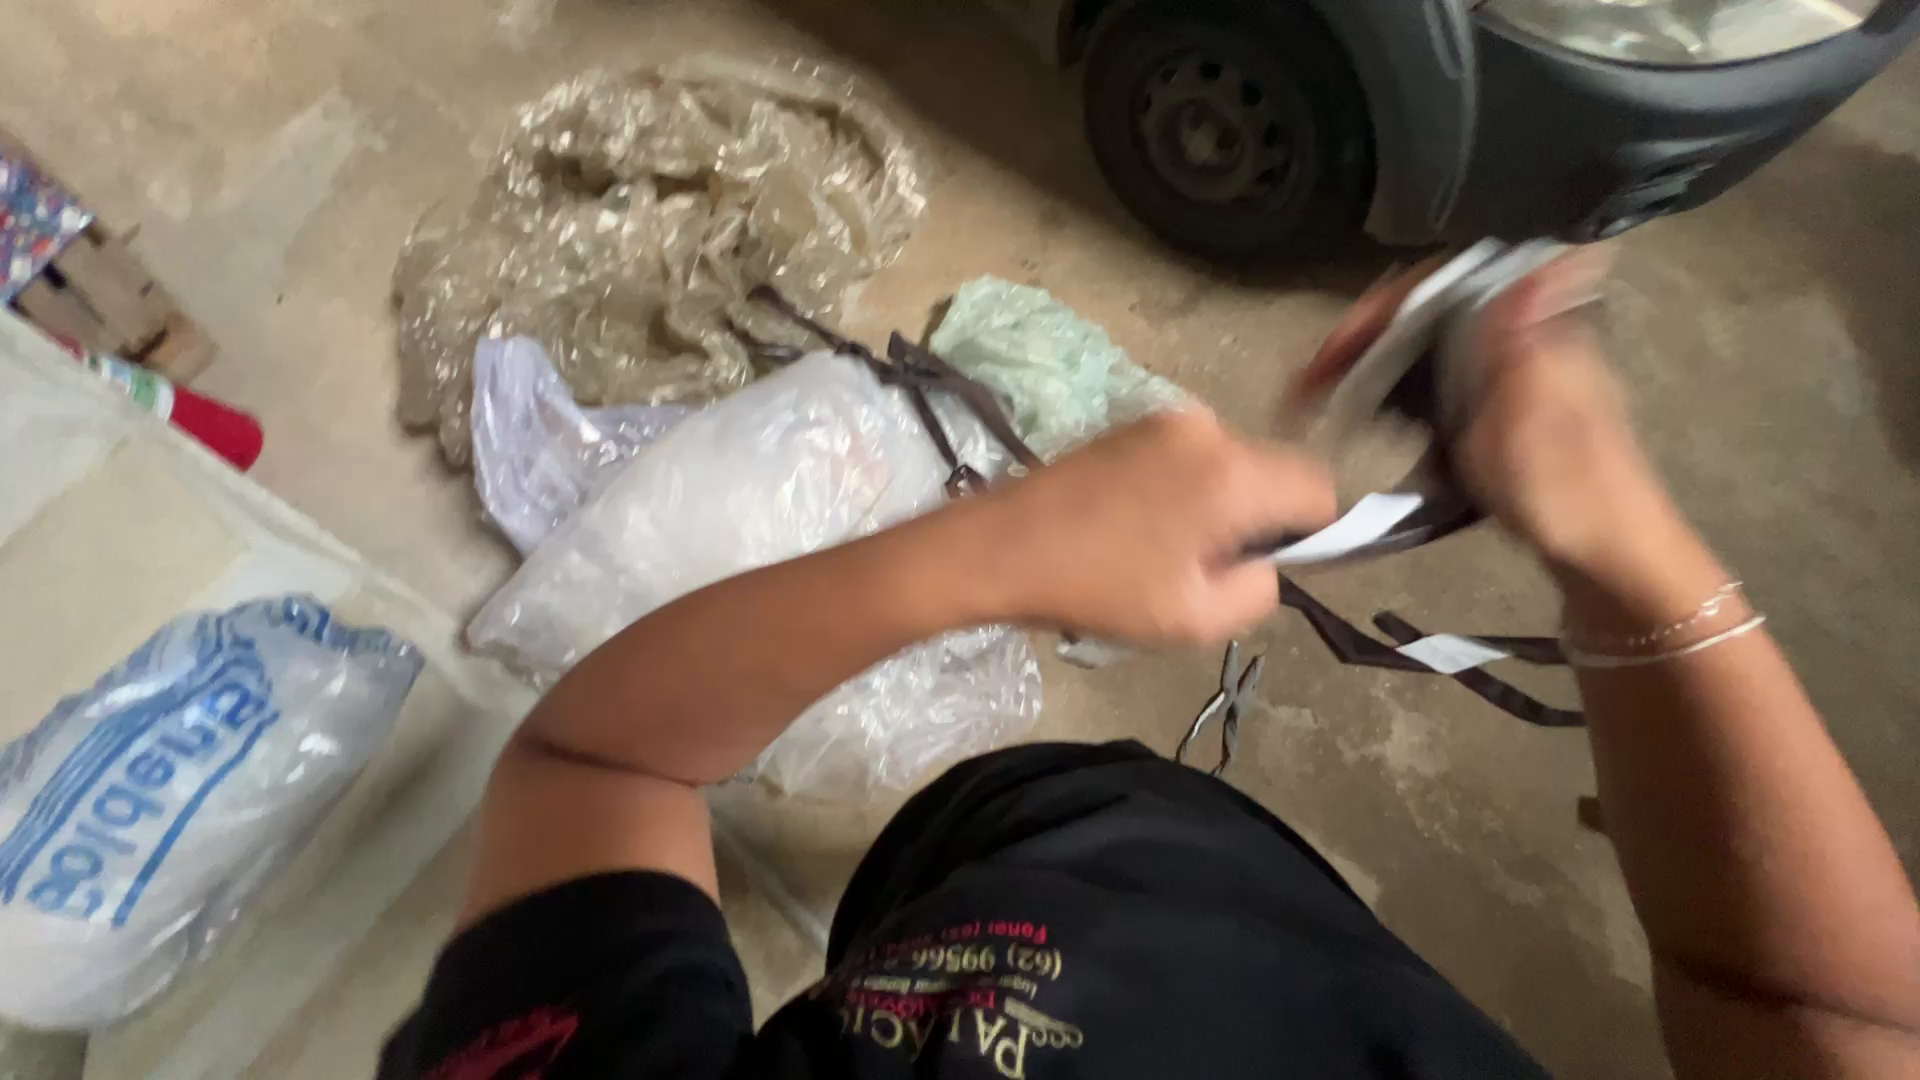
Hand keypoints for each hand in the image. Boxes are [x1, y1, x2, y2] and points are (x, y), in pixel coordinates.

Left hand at [971, 408, 1334, 645]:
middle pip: (1271, 473)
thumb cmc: (1095, 587)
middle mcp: (1206, 428)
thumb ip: (1258, 593)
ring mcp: (1162, 419)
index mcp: (1232, 472)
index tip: (1270, 566)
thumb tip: (1267, 565)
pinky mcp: (1128, 425)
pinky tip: (1135, 524)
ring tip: (1159, 548)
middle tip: (1204, 567)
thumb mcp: (1192, 619)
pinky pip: (1187, 457)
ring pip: (1228, 466)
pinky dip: (1184, 489)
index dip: (1312, 533)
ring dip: (1217, 506)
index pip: (1319, 488)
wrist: (997, 547)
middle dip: (1258, 520)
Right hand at [1296, 248, 1679, 576]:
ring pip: (1423, 349)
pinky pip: (1431, 383)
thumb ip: (1524, 339)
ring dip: (1369, 366)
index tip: (1336, 347)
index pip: (1447, 288)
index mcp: (1533, 334)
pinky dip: (1392, 393)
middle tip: (1311, 378)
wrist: (1602, 553)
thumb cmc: (1561, 489)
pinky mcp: (1492, 408)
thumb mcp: (1534, 412)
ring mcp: (1504, 375)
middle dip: (1363, 340)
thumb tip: (1556, 251)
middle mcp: (1518, 342)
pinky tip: (1367, 417)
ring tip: (1322, 395)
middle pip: (1426, 315)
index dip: (1384, 308)